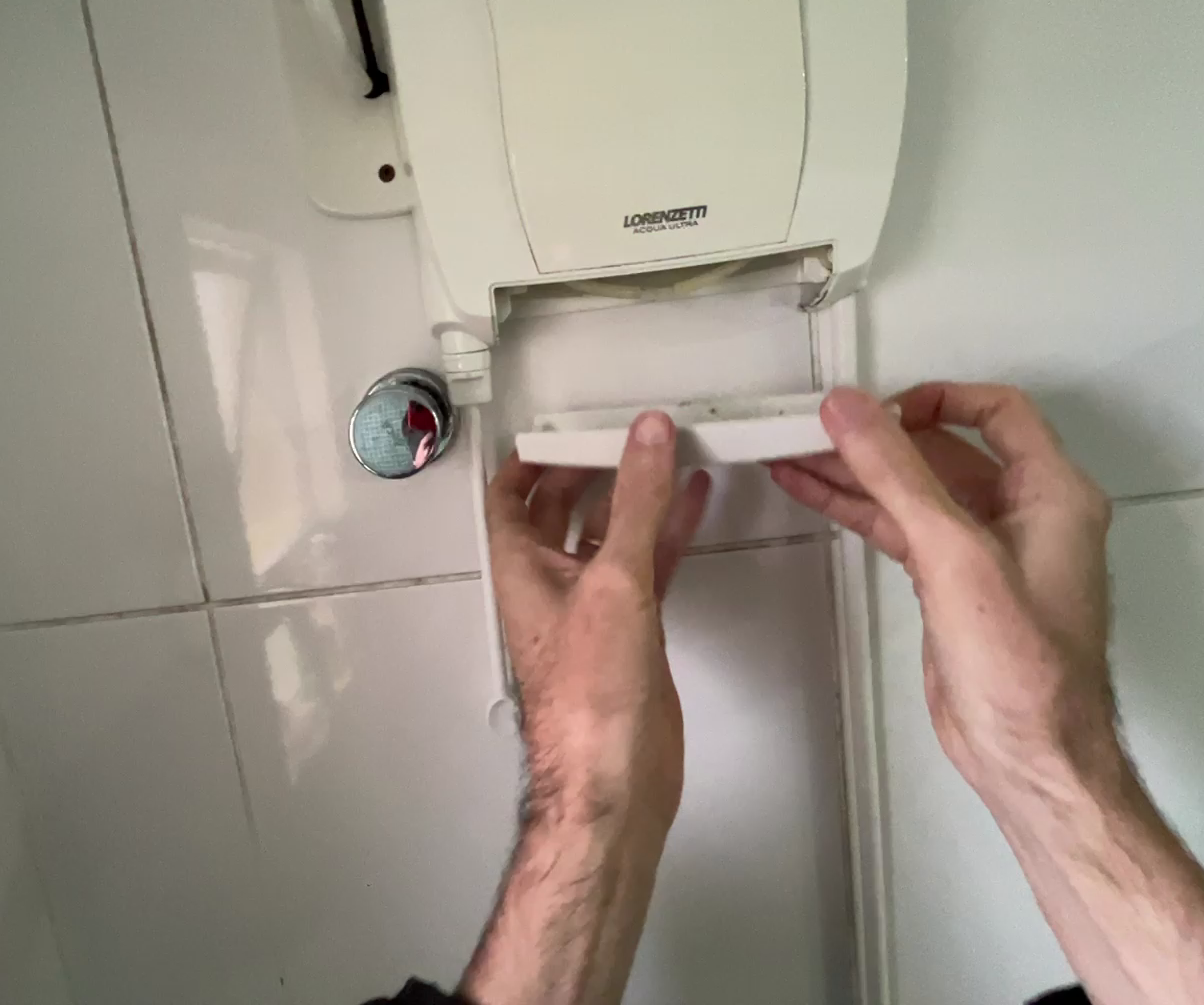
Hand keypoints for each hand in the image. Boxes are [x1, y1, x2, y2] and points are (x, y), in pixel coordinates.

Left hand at [461, 411, 709, 1004]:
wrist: (616, 774)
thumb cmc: (591, 688)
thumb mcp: (613, 579)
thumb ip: (635, 501)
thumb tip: (646, 434)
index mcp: (521, 565)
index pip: (508, 497)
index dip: (528, 460)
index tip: (560, 429)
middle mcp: (549, 580)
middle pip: (561, 508)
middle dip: (589, 470)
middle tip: (624, 433)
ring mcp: (592, 603)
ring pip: (609, 532)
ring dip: (634, 495)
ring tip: (665, 451)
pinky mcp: (631, 624)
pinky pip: (647, 562)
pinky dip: (668, 530)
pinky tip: (696, 499)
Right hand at [773, 383, 1203, 1004]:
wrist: (1023, 754)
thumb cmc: (1017, 661)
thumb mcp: (954, 553)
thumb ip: (897, 474)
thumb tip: (847, 407)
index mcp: (1049, 494)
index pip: (996, 412)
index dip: (934, 400)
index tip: (872, 411)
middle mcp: (1018, 512)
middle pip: (937, 451)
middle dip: (872, 438)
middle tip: (809, 429)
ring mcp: (977, 548)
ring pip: (907, 489)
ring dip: (850, 471)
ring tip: (789, 453)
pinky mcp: (943, 578)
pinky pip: (893, 524)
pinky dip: (851, 506)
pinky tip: (807, 491)